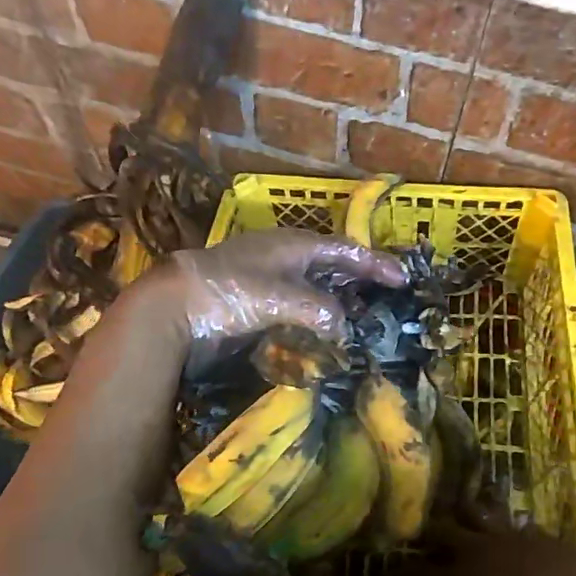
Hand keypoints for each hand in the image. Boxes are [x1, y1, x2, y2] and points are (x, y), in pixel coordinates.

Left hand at [130, 229, 406, 372]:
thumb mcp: (282, 298)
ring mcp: (270, 278)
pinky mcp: (257, 300)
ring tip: (364, 315)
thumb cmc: (230, 292)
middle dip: (361, 279)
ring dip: (341, 298)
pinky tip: (327, 329)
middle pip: (334, 265)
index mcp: (295, 245)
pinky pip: (299, 303)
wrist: (172, 308)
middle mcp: (286, 257)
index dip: (376, 264)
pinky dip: (318, 314)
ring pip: (317, 285)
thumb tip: (344, 327)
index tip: (403, 278)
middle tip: (388, 295)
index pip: (347, 252)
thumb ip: (320, 310)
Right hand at [411, 522, 575, 575]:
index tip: (393, 574)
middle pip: (444, 531)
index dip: (404, 575)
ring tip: (463, 515)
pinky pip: (515, 522)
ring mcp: (510, 536)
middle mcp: (479, 553)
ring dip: (467, 515)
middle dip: (430, 533)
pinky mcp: (539, 531)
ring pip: (478, 513)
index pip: (420, 575)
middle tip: (424, 536)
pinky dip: (508, 526)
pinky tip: (512, 531)